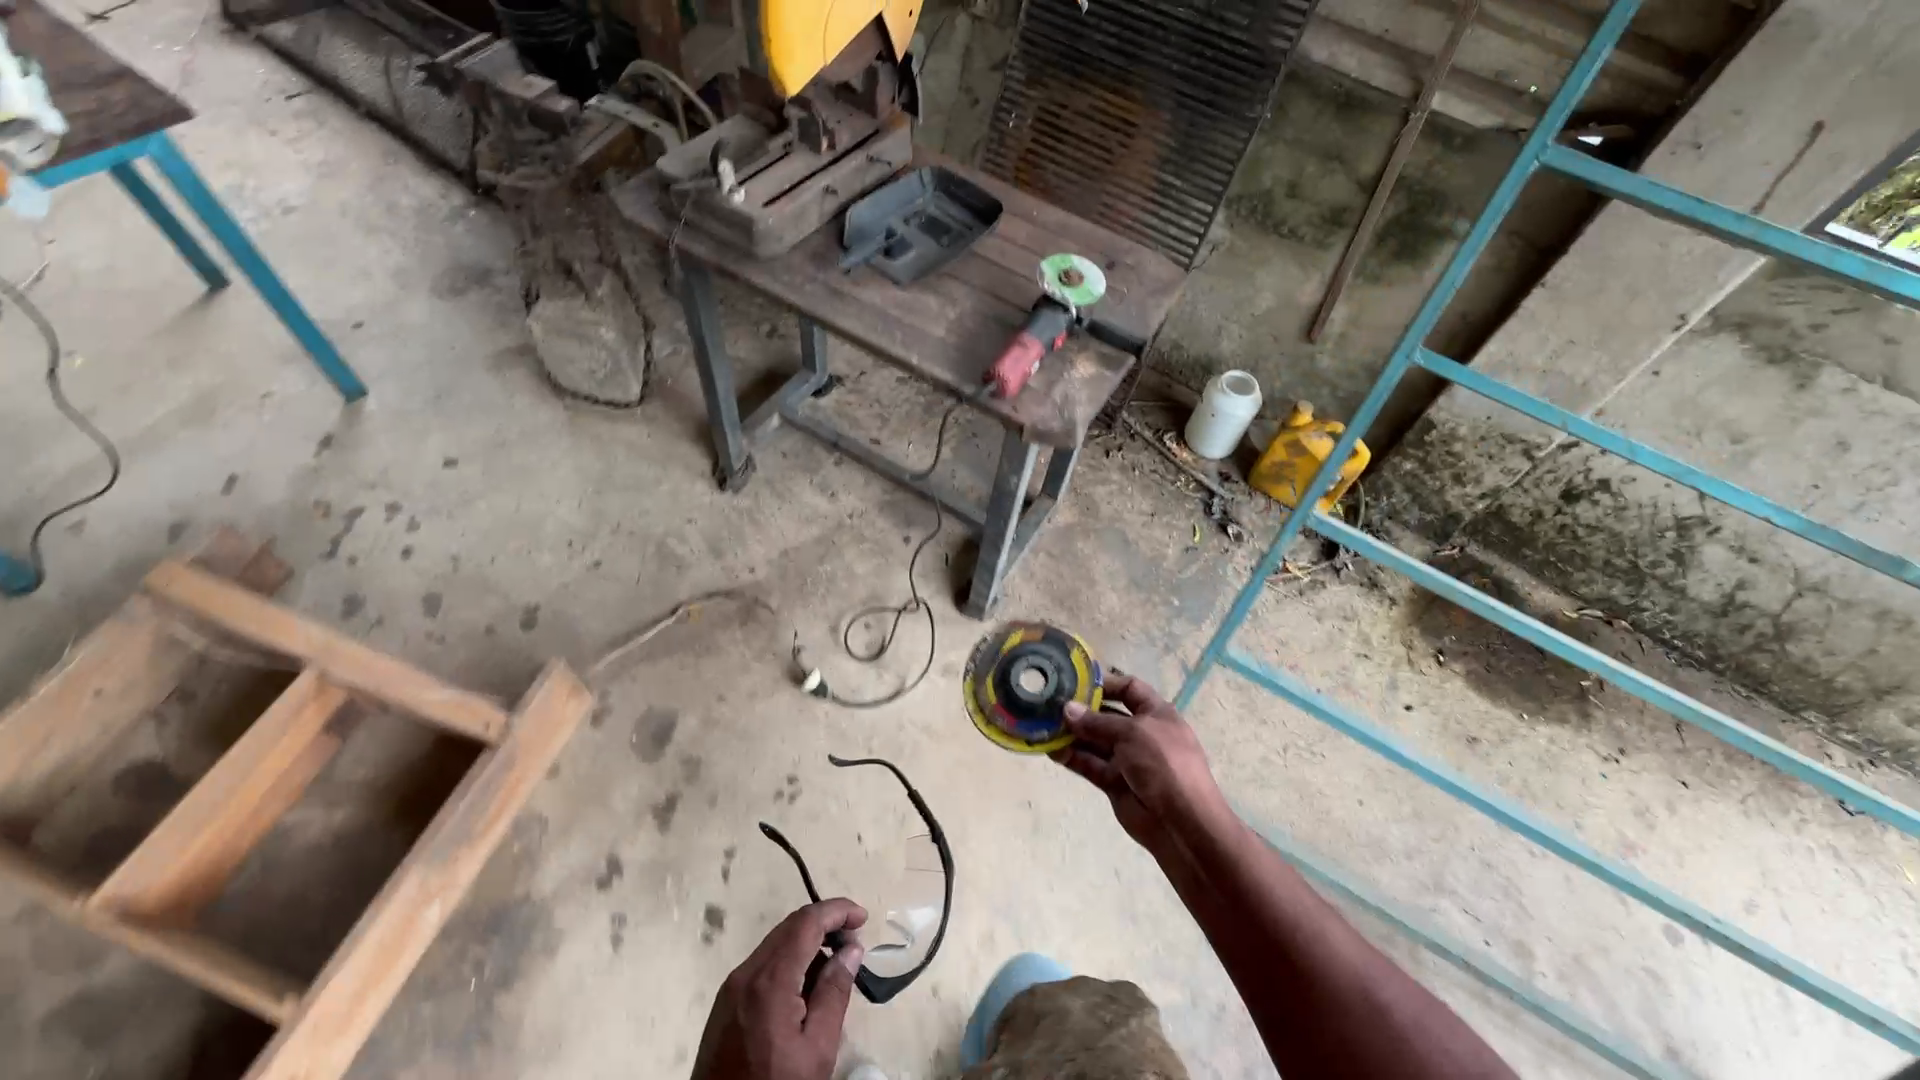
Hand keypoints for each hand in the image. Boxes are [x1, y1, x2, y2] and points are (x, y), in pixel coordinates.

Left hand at [690, 899, 867, 1079]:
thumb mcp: (817, 1047)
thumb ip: (834, 993)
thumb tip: (851, 950)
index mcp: (770, 981)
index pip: (806, 923)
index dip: (837, 911)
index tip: (863, 918)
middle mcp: (746, 973)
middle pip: (790, 927)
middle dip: (825, 925)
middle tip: (854, 945)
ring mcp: (732, 987)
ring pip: (776, 944)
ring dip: (808, 944)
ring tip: (835, 970)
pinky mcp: (726, 1001)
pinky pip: (763, 965)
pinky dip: (790, 962)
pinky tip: (807, 987)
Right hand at [1051, 673, 1226, 850]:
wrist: (1181, 822)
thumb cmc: (1164, 764)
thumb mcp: (1133, 733)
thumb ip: (1098, 722)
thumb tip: (1067, 709)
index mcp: (1156, 714)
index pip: (1129, 689)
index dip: (1105, 682)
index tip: (1074, 680)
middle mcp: (1140, 733)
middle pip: (1107, 714)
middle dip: (1081, 709)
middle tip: (1049, 702)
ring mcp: (1126, 759)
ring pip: (1093, 741)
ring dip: (1071, 733)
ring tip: (1043, 724)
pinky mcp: (1113, 782)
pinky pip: (1089, 764)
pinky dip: (1071, 757)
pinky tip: (1050, 749)